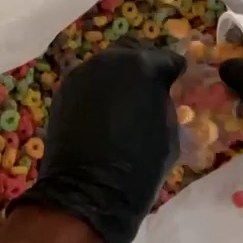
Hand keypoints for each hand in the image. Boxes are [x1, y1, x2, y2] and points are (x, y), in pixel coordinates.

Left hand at [15, 43, 185, 242]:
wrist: (89, 192)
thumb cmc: (140, 167)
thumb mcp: (168, 133)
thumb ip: (164, 102)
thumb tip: (158, 93)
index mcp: (143, 67)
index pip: (166, 58)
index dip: (174, 69)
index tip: (177, 80)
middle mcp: (111, 60)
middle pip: (132, 49)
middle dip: (144, 63)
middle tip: (149, 85)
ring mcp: (84, 72)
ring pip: (107, 63)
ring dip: (119, 75)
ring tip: (124, 100)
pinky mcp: (65, 88)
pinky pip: (89, 80)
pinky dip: (99, 89)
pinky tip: (102, 111)